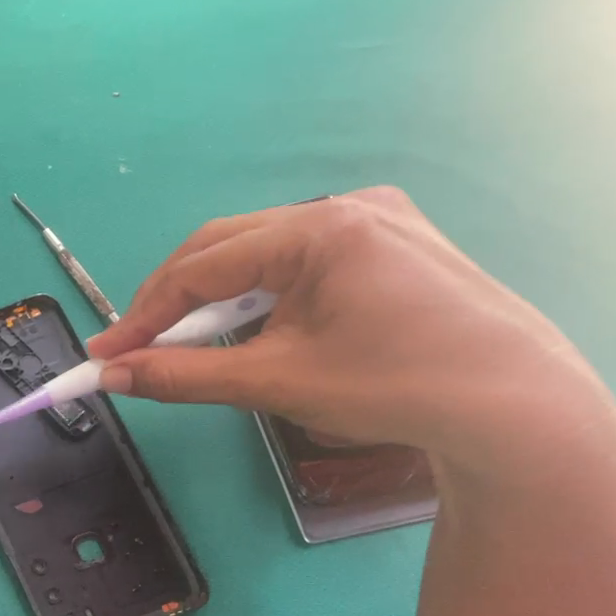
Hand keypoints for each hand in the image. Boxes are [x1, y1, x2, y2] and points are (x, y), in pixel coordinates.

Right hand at [86, 187, 615, 477]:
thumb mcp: (271, 382)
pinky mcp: (387, 243)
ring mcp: (373, 220)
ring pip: (255, 251)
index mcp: (320, 231)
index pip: (201, 267)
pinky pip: (293, 259)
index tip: (102, 355)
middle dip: (171, 300)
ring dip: (211, 298)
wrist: (512, 406)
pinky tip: (249, 327)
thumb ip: (179, 374)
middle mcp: (345, 209)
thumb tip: (110, 376)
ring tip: (187, 344)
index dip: (141, 314)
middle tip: (134, 348)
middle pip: (223, 247)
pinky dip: (254, 294)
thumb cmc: (391, 386)